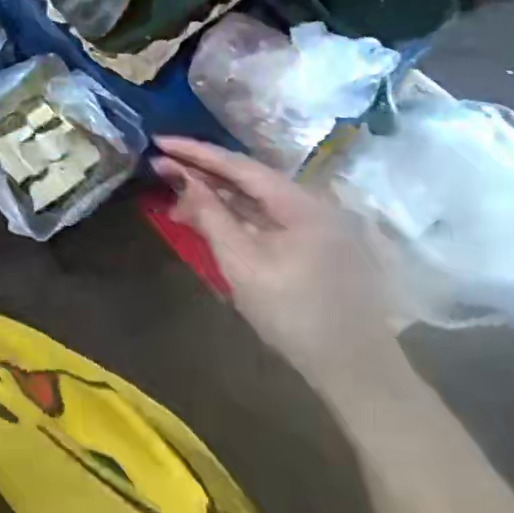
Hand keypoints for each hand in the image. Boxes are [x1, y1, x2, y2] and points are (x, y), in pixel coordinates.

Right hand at [152, 136, 402, 386]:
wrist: (355, 371)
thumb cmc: (294, 313)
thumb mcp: (241, 261)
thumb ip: (209, 214)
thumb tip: (181, 177)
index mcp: (303, 204)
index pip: (239, 165)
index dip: (195, 152)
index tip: (157, 141)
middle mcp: (314, 206)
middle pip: (249, 179)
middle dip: (202, 173)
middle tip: (159, 168)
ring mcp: (318, 227)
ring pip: (256, 199)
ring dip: (215, 195)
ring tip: (175, 197)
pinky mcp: (315, 246)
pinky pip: (266, 218)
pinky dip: (234, 214)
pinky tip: (208, 217)